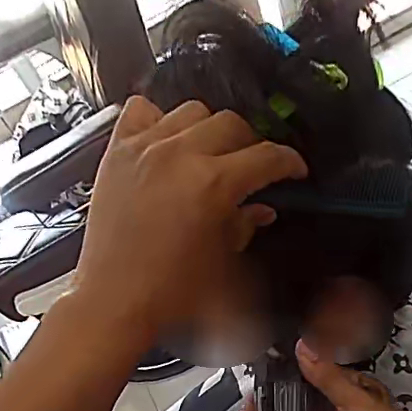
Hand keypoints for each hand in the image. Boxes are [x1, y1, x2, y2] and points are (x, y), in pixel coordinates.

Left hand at [68, 97, 306, 336]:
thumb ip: (247, 227)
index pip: (267, 156)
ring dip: (211, 128)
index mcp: (213, 185)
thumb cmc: (168, 291)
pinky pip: (143, 110)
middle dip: (254, 144)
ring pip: (192, 110)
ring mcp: (145, 150)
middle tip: (257, 165)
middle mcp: (178, 157)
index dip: (289, 162)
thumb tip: (260, 211)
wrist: (118, 300)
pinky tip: (170, 140)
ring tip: (215, 151)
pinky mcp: (117, 153)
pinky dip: (161, 119)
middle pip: (232, 124)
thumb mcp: (226, 263)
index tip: (294, 169)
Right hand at [240, 340, 411, 410]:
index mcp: (348, 389)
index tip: (260, 370)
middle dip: (269, 399)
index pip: (311, 372)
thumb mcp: (359, 405)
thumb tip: (305, 347)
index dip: (285, 371)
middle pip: (293, 398)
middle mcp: (333, 408)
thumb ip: (329, 378)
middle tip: (249, 405)